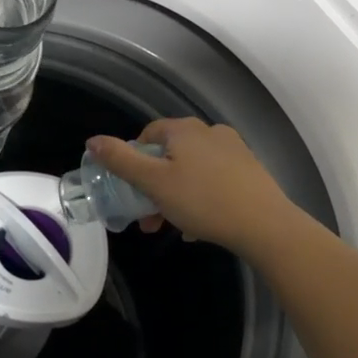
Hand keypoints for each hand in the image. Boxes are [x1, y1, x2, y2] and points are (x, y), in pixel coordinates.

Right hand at [87, 118, 306, 258]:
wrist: (264, 225)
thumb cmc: (202, 201)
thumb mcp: (153, 183)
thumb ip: (120, 161)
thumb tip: (92, 141)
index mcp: (184, 130)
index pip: (147, 135)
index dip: (132, 160)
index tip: (130, 189)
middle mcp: (210, 133)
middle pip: (169, 155)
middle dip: (153, 186)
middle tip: (147, 217)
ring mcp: (234, 151)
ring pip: (191, 171)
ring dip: (174, 196)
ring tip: (171, 227)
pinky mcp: (249, 172)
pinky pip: (213, 182)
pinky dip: (199, 200)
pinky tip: (197, 227)